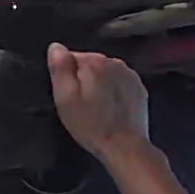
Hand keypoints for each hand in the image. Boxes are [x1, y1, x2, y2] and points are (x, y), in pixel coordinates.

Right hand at [47, 43, 151, 165]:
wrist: (125, 147)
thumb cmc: (90, 124)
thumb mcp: (65, 98)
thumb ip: (60, 69)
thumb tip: (56, 46)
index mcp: (94, 62)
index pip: (70, 57)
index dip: (65, 76)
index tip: (68, 96)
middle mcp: (114, 62)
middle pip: (89, 64)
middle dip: (82, 80)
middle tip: (80, 105)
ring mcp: (130, 74)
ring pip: (105, 73)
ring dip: (98, 85)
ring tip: (96, 108)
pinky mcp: (139, 88)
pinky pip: (119, 83)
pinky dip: (113, 91)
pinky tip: (111, 109)